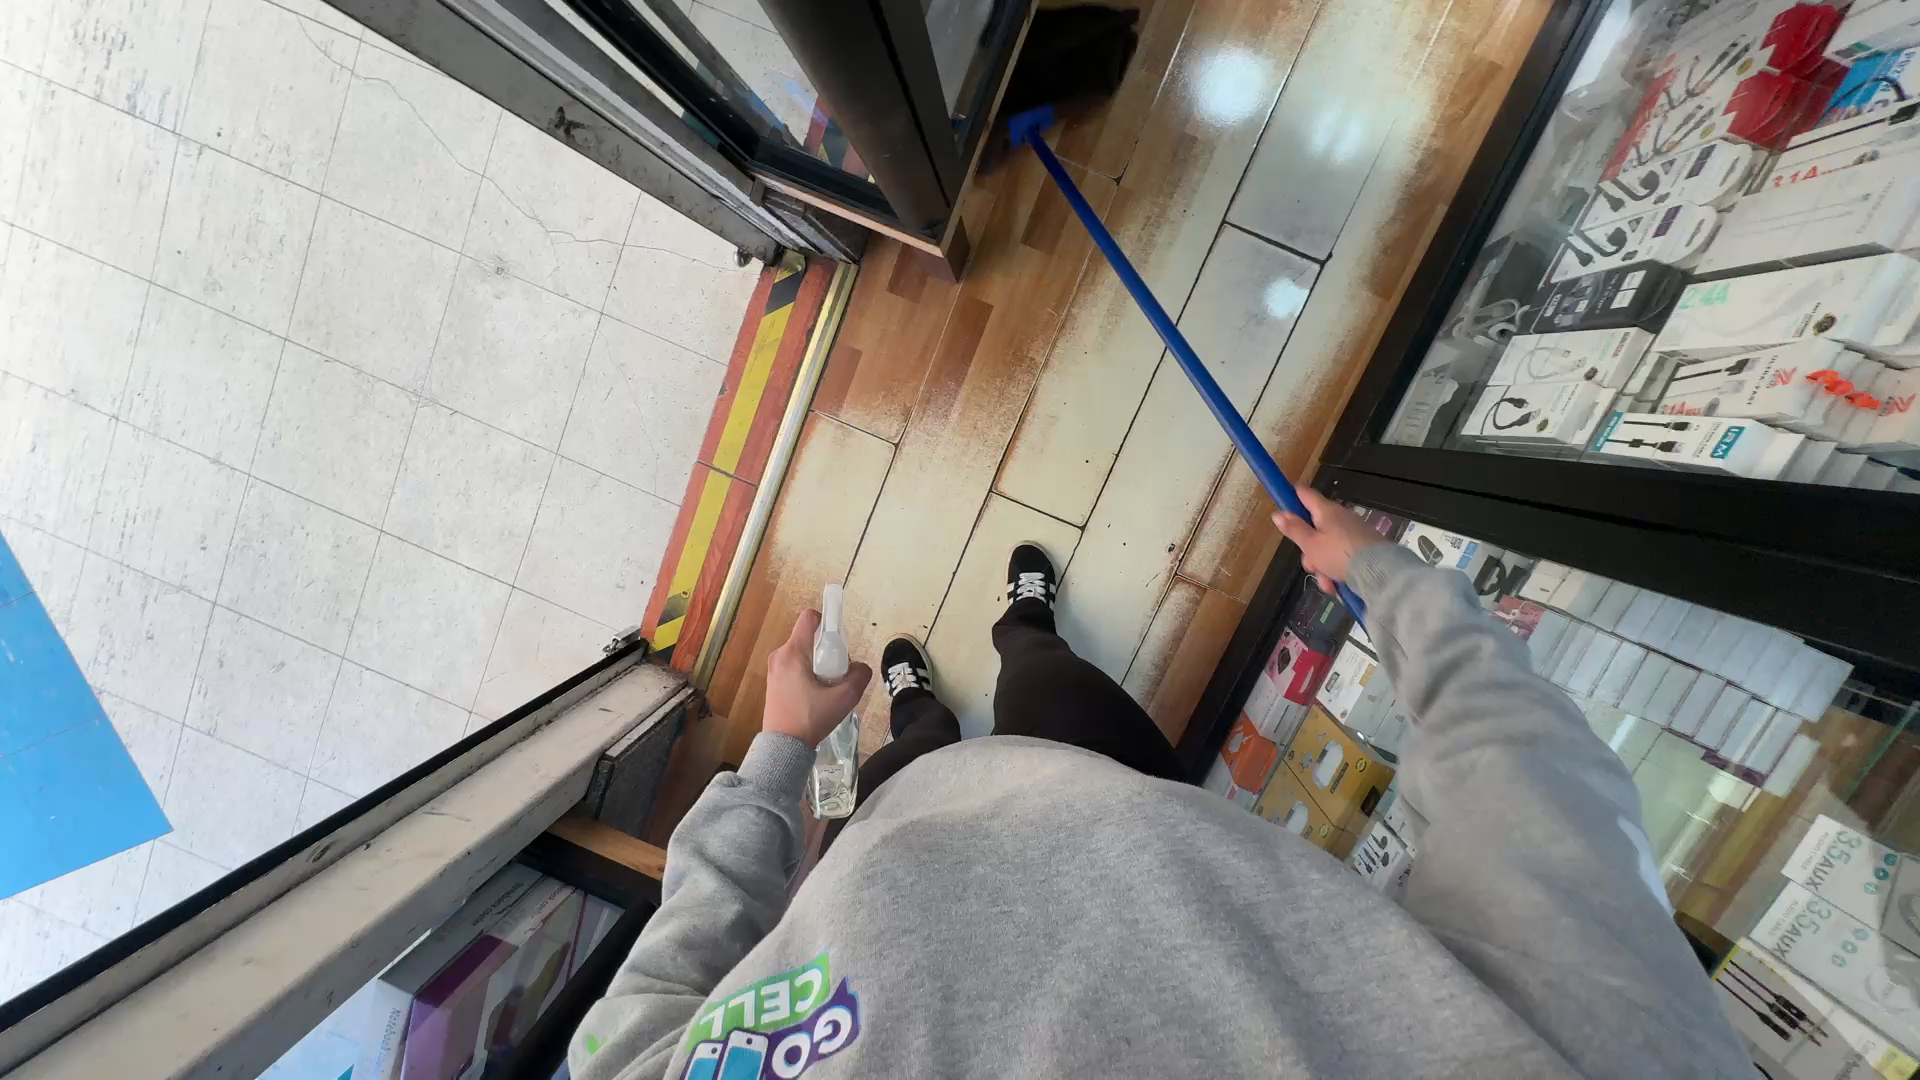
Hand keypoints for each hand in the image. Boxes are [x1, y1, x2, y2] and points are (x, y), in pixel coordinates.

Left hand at [763, 609, 871, 746]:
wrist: (783, 747)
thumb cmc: (811, 718)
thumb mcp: (845, 698)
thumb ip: (859, 675)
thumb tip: (858, 667)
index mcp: (793, 652)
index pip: (809, 617)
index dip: (827, 622)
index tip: (838, 643)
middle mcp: (780, 655)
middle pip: (809, 637)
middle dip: (826, 649)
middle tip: (836, 672)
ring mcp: (774, 668)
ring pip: (803, 652)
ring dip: (818, 663)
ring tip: (826, 687)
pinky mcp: (773, 681)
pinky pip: (795, 665)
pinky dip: (807, 672)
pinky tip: (815, 694)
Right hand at [1271, 485, 1388, 595]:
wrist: (1380, 572)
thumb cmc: (1339, 554)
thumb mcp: (1310, 544)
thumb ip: (1294, 529)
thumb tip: (1277, 513)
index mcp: (1326, 511)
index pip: (1305, 494)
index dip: (1292, 497)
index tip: (1283, 505)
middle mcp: (1341, 517)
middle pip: (1315, 528)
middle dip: (1308, 549)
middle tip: (1310, 564)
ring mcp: (1354, 532)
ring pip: (1327, 546)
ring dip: (1322, 565)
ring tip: (1326, 581)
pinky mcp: (1364, 547)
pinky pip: (1341, 556)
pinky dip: (1336, 570)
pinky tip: (1336, 585)